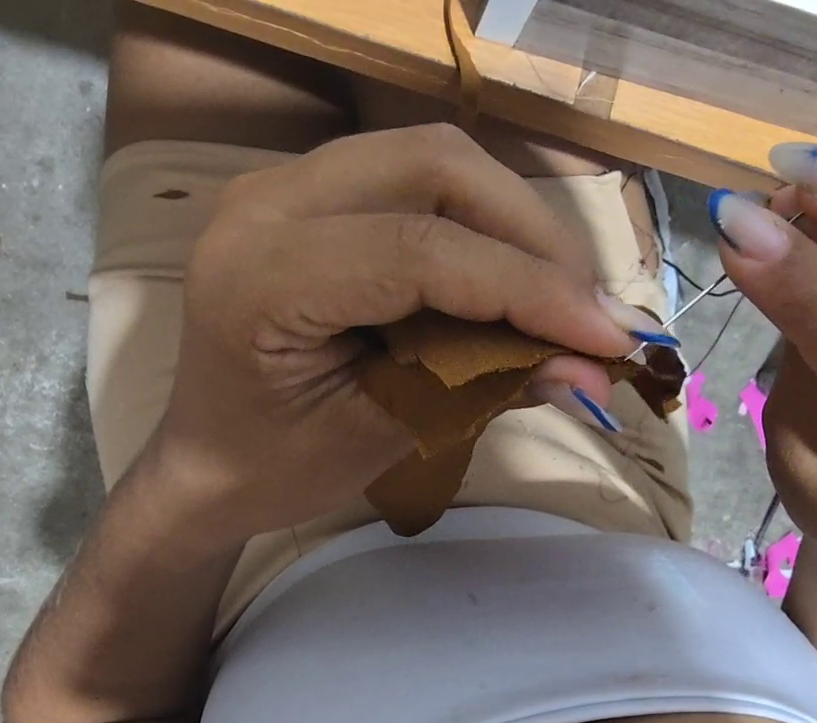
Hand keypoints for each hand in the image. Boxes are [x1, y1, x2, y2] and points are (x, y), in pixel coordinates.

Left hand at [144, 123, 654, 539]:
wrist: (208, 462)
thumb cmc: (277, 468)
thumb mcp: (383, 435)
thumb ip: (481, 388)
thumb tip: (592, 370)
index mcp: (263, 275)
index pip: (422, 253)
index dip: (529, 289)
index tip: (607, 339)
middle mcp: (266, 201)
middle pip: (437, 168)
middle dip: (533, 239)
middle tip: (589, 312)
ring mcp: (285, 185)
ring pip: (434, 161)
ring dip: (513, 224)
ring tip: (561, 297)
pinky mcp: (310, 193)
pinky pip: (415, 181)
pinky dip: (479, 225)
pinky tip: (510, 277)